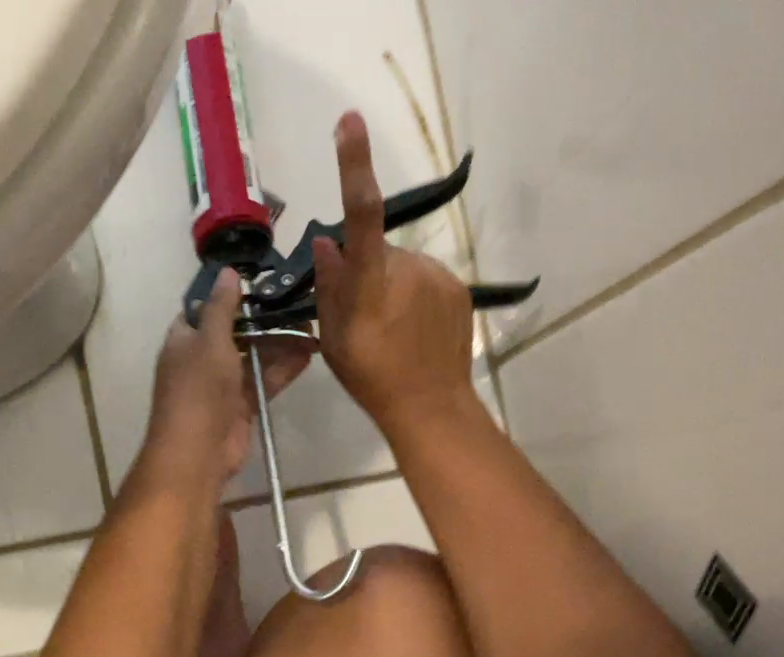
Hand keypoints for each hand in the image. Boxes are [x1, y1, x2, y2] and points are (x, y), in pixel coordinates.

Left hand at [142, 267, 310, 483]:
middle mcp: (202, 359)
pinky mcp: (242, 405)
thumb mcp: (209, 340)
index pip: (204, 309)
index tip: (259, 281)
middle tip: (298, 302)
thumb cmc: (198, 390)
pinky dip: (284, 368)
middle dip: (264, 319)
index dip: (228, 295)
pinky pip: (264, 380)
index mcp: (184, 339)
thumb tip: (227, 272)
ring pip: (254, 356)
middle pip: (236, 332)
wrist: (197, 452)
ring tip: (312, 326)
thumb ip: (221, 307)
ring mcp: (222, 384)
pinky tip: (309, 354)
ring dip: (279, 343)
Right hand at [312, 111, 476, 434]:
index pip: (361, 213)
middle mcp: (409, 268)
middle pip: (378, 250)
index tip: (349, 122)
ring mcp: (438, 277)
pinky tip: (413, 330)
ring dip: (391, 285)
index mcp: (372, 281)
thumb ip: (328, 287)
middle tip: (361, 316)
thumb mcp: (334, 339)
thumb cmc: (373, 378)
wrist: (432, 407)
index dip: (354, 166)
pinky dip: (414, 296)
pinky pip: (426, 280)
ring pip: (402, 266)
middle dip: (366, 269)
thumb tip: (326, 244)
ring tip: (390, 330)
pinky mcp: (457, 289)